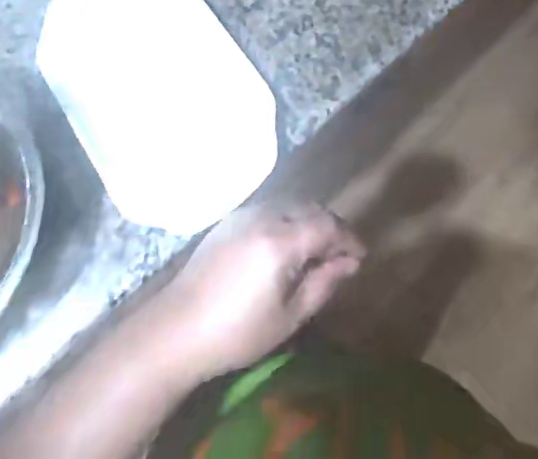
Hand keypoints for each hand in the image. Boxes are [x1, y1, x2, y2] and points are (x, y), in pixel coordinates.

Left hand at [133, 201, 365, 382]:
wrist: (177, 329)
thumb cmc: (237, 332)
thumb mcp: (288, 316)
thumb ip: (323, 283)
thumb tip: (350, 263)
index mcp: (281, 240)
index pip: (327, 225)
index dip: (349, 238)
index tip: (361, 256)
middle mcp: (265, 216)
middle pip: (310, 208)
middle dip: (331, 226)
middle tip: (342, 253)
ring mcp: (244, 213)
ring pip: (290, 204)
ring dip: (309, 220)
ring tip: (317, 250)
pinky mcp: (230, 219)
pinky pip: (270, 208)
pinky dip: (288, 218)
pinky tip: (287, 244)